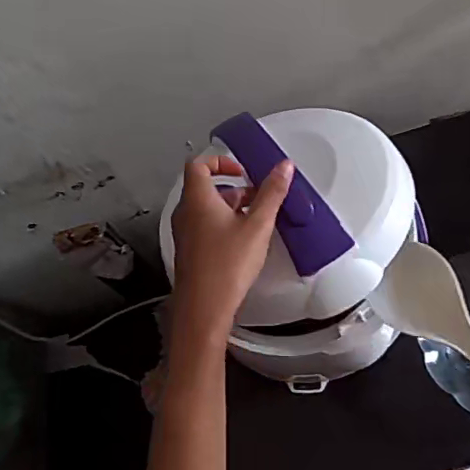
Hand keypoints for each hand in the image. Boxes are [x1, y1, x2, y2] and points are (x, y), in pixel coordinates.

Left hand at [170, 155, 292, 333]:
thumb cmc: (224, 267)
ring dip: (233, 208)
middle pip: (206, 187)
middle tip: (259, 197)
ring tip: (258, 220)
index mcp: (197, 200)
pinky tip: (247, 242)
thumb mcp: (258, 225)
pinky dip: (226, 226)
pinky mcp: (192, 251)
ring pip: (208, 209)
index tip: (243, 171)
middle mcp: (186, 214)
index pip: (199, 164)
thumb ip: (272, 193)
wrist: (205, 307)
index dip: (221, 162)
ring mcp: (186, 234)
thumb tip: (283, 168)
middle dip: (235, 188)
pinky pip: (207, 228)